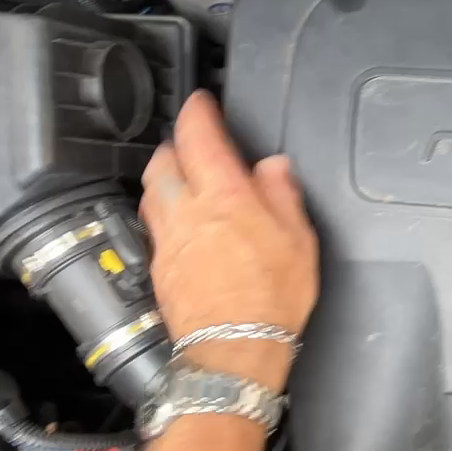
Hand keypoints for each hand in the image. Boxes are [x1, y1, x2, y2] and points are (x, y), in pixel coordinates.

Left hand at [140, 91, 318, 391]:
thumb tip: (274, 168)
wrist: (235, 348)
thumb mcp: (299, 240)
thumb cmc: (271, 298)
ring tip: (186, 181)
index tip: (201, 103)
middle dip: (175, 145)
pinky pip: (156, 225)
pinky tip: (185, 224)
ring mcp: (169, 239)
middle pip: (163, 161)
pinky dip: (166, 212)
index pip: (199, 138)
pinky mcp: (161, 266)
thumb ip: (283, 196)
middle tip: (193, 144)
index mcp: (225, 197)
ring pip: (152, 192)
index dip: (198, 113)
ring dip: (166, 178)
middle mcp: (188, 212)